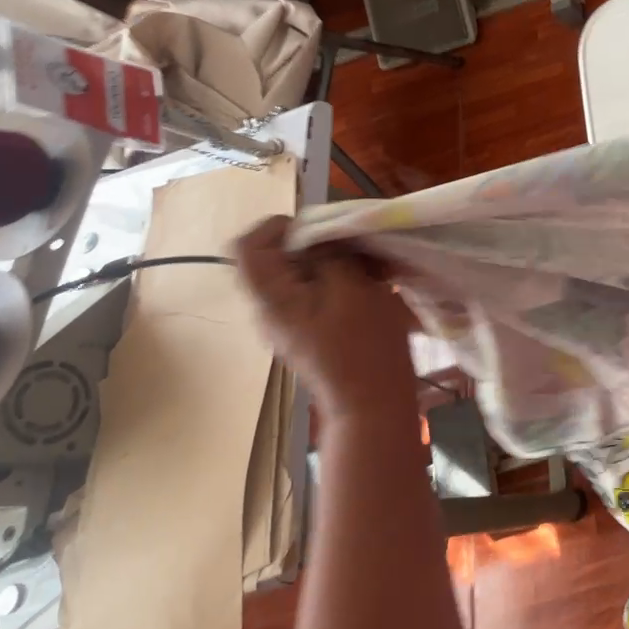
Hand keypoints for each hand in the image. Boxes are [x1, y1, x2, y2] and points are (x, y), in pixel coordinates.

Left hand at [237, 216, 417, 422]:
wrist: (374, 402)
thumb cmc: (364, 344)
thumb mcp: (352, 290)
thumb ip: (331, 257)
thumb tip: (321, 238)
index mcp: (272, 299)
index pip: (247, 247)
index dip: (278, 226)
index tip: (323, 225)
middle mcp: (272, 309)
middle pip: (280, 258)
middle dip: (323, 243)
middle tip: (363, 244)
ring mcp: (293, 323)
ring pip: (307, 274)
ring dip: (343, 262)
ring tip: (380, 265)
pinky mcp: (315, 331)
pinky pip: (322, 293)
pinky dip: (348, 281)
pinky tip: (380, 284)